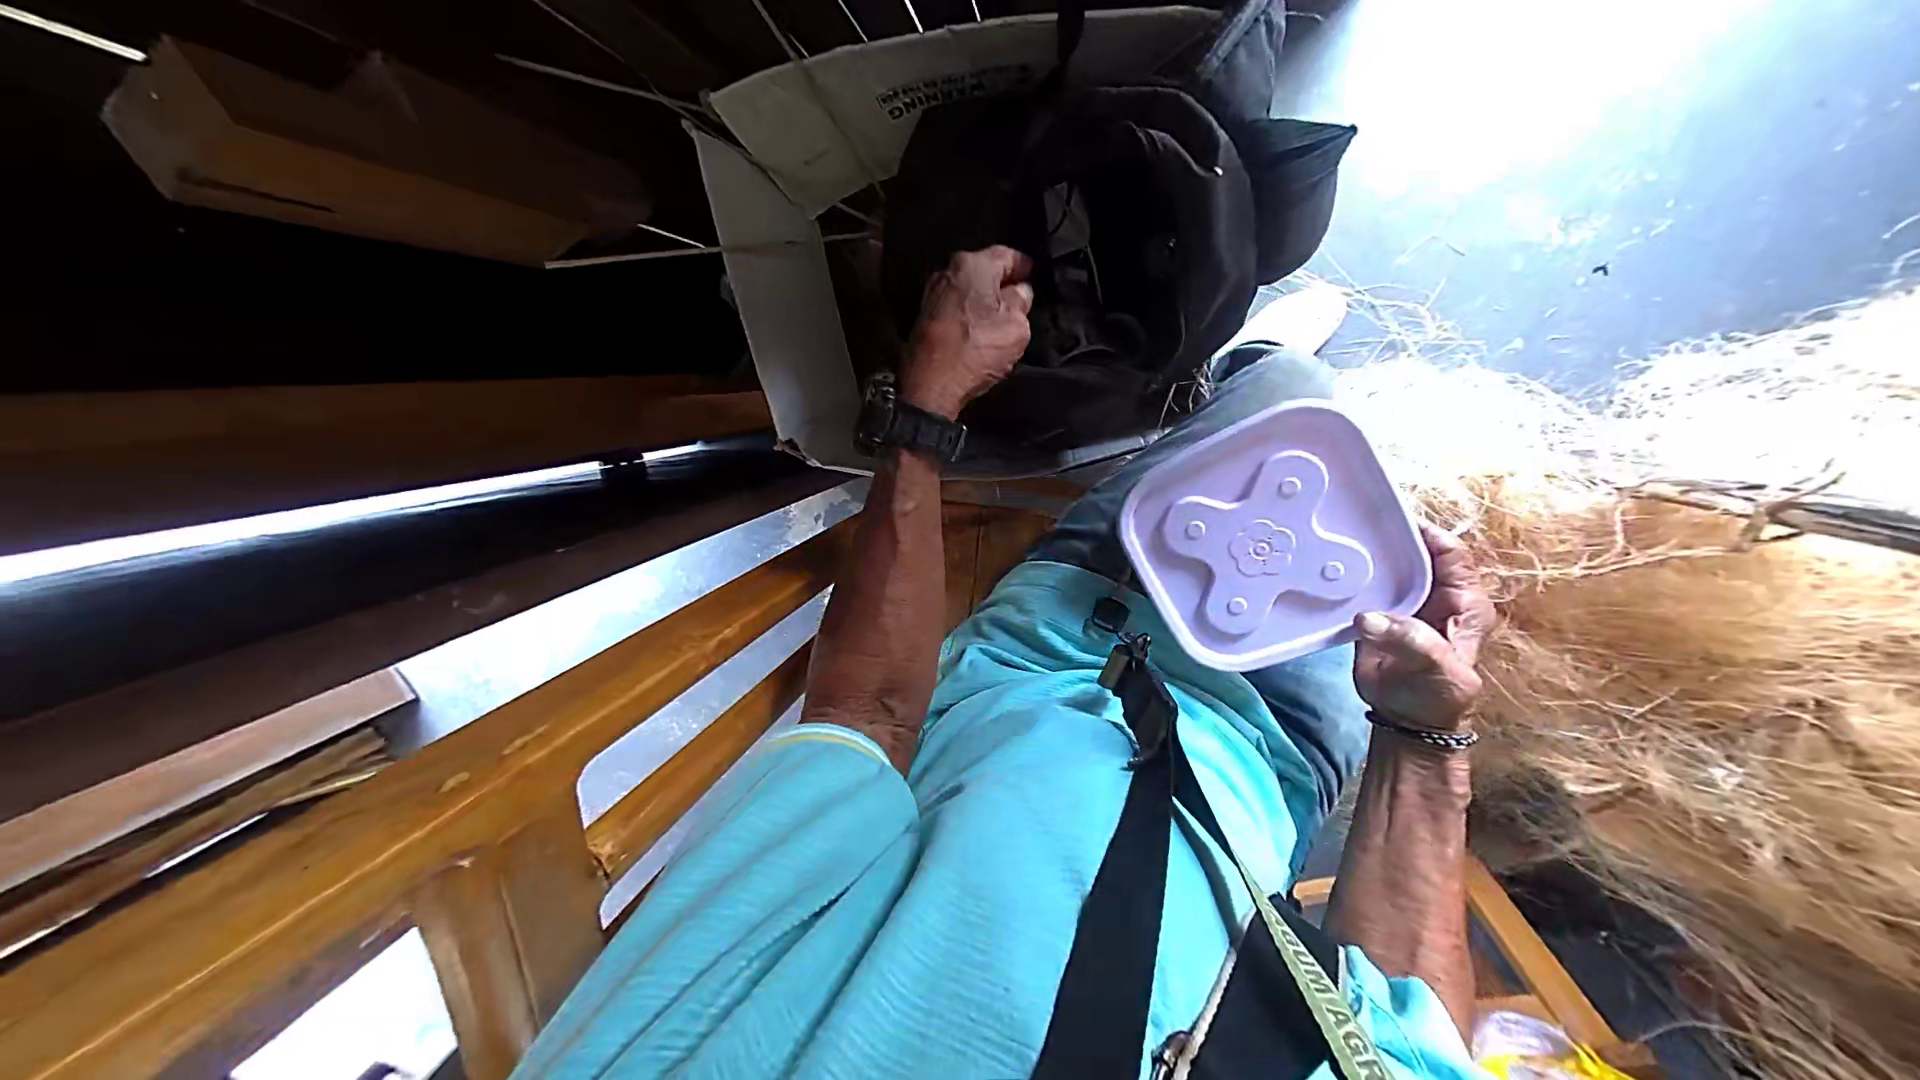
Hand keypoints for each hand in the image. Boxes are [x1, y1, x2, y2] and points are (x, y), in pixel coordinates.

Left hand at [900, 246, 1034, 418]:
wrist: (931, 386)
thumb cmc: (976, 351)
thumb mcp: (1017, 326)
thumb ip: (1022, 301)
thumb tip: (1020, 291)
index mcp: (972, 263)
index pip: (1008, 255)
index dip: (1026, 266)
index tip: (1036, 276)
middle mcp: (947, 271)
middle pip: (984, 270)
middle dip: (1003, 283)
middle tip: (1021, 299)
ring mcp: (932, 295)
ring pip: (968, 290)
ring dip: (984, 301)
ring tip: (1002, 319)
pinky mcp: (923, 318)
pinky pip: (955, 309)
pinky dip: (969, 315)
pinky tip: (979, 331)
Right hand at [1352, 523, 1495, 732]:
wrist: (1403, 718)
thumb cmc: (1435, 694)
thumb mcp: (1438, 669)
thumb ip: (1411, 641)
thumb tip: (1368, 618)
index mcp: (1463, 601)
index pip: (1450, 553)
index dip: (1426, 534)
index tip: (1390, 520)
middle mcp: (1433, 594)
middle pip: (1413, 553)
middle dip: (1389, 539)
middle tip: (1354, 524)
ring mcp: (1402, 602)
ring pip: (1385, 567)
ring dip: (1364, 557)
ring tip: (1334, 540)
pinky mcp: (1373, 612)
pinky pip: (1361, 587)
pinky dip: (1346, 578)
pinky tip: (1326, 568)